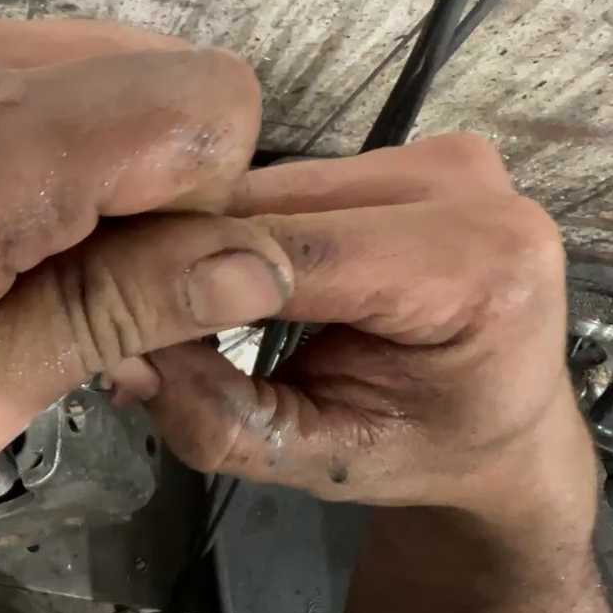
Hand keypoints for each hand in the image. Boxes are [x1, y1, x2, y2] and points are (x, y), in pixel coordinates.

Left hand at [0, 6, 294, 516]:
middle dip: (161, 187)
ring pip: (114, 68)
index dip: (202, 211)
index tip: (131, 287)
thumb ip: (114, 314)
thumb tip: (253, 264)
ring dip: (106, 167)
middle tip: (73, 282)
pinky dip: (54, 142)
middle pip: (170, 77)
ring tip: (21, 258)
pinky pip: (46, 69)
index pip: (203, 112)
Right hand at [142, 135, 592, 514]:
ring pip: (264, 186)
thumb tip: (122, 354)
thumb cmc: (424, 454)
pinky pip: (283, 183)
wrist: (506, 428)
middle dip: (182, 259)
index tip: (107, 312)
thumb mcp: (313, 460)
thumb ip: (216, 419)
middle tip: (125, 313)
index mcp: (475, 266)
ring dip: (203, 241)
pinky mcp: (408, 152)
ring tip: (169, 299)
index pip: (283, 253)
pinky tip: (219, 273)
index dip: (180, 279)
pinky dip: (235, 228)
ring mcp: (437, 156)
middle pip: (265, 206)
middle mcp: (464, 185)